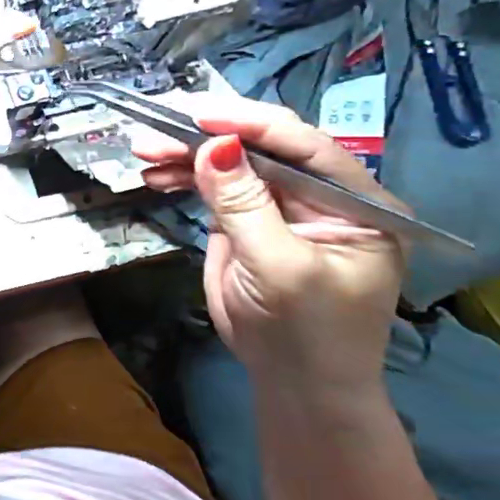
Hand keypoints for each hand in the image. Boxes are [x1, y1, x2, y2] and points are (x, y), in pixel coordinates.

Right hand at [131, 93, 405, 397]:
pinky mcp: (250, 220)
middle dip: (208, 137)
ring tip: (145, 151)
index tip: (197, 114)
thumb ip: (246, 205)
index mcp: (355, 200)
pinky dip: (186, 178)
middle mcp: (320, 193)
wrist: (295, 385)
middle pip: (262, 148)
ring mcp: (282, 204)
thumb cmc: (305, 333)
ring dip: (188, 155)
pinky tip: (157, 174)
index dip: (249, 124)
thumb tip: (214, 146)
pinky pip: (218, 187)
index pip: (303, 145)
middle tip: (157, 131)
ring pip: (233, 164)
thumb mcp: (278, 267)